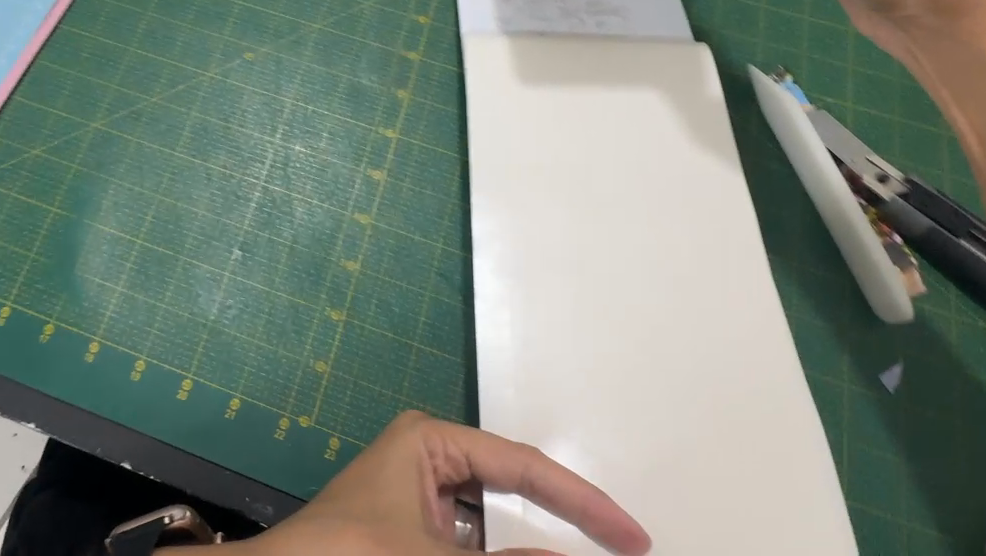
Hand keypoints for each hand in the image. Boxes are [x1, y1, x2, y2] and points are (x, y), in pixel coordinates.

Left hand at [228, 411, 649, 555]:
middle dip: (558, 523)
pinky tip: (522, 548)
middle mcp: (428, 456)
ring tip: (578, 545)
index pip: (524, 466)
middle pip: (511, 491)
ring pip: (492, 523)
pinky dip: (493, 551)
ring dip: (523, 542)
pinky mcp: (409, 527)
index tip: (634, 536)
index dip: (583, 503)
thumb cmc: (351, 553)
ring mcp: (417, 493)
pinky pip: (466, 539)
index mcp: (432, 441)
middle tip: (617, 545)